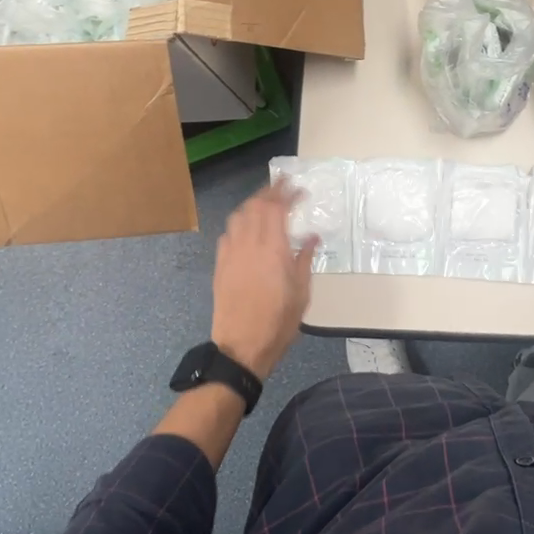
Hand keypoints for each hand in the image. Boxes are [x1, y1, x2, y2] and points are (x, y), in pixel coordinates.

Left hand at [210, 180, 315, 378]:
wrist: (241, 348)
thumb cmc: (278, 323)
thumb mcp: (301, 293)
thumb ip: (305, 260)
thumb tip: (312, 237)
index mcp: (272, 249)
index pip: (277, 208)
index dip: (287, 193)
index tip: (299, 188)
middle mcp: (249, 245)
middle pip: (256, 206)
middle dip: (270, 191)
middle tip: (283, 185)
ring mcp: (231, 254)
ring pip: (238, 216)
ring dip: (252, 204)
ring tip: (264, 203)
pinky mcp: (220, 266)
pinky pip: (227, 234)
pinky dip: (238, 223)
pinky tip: (246, 229)